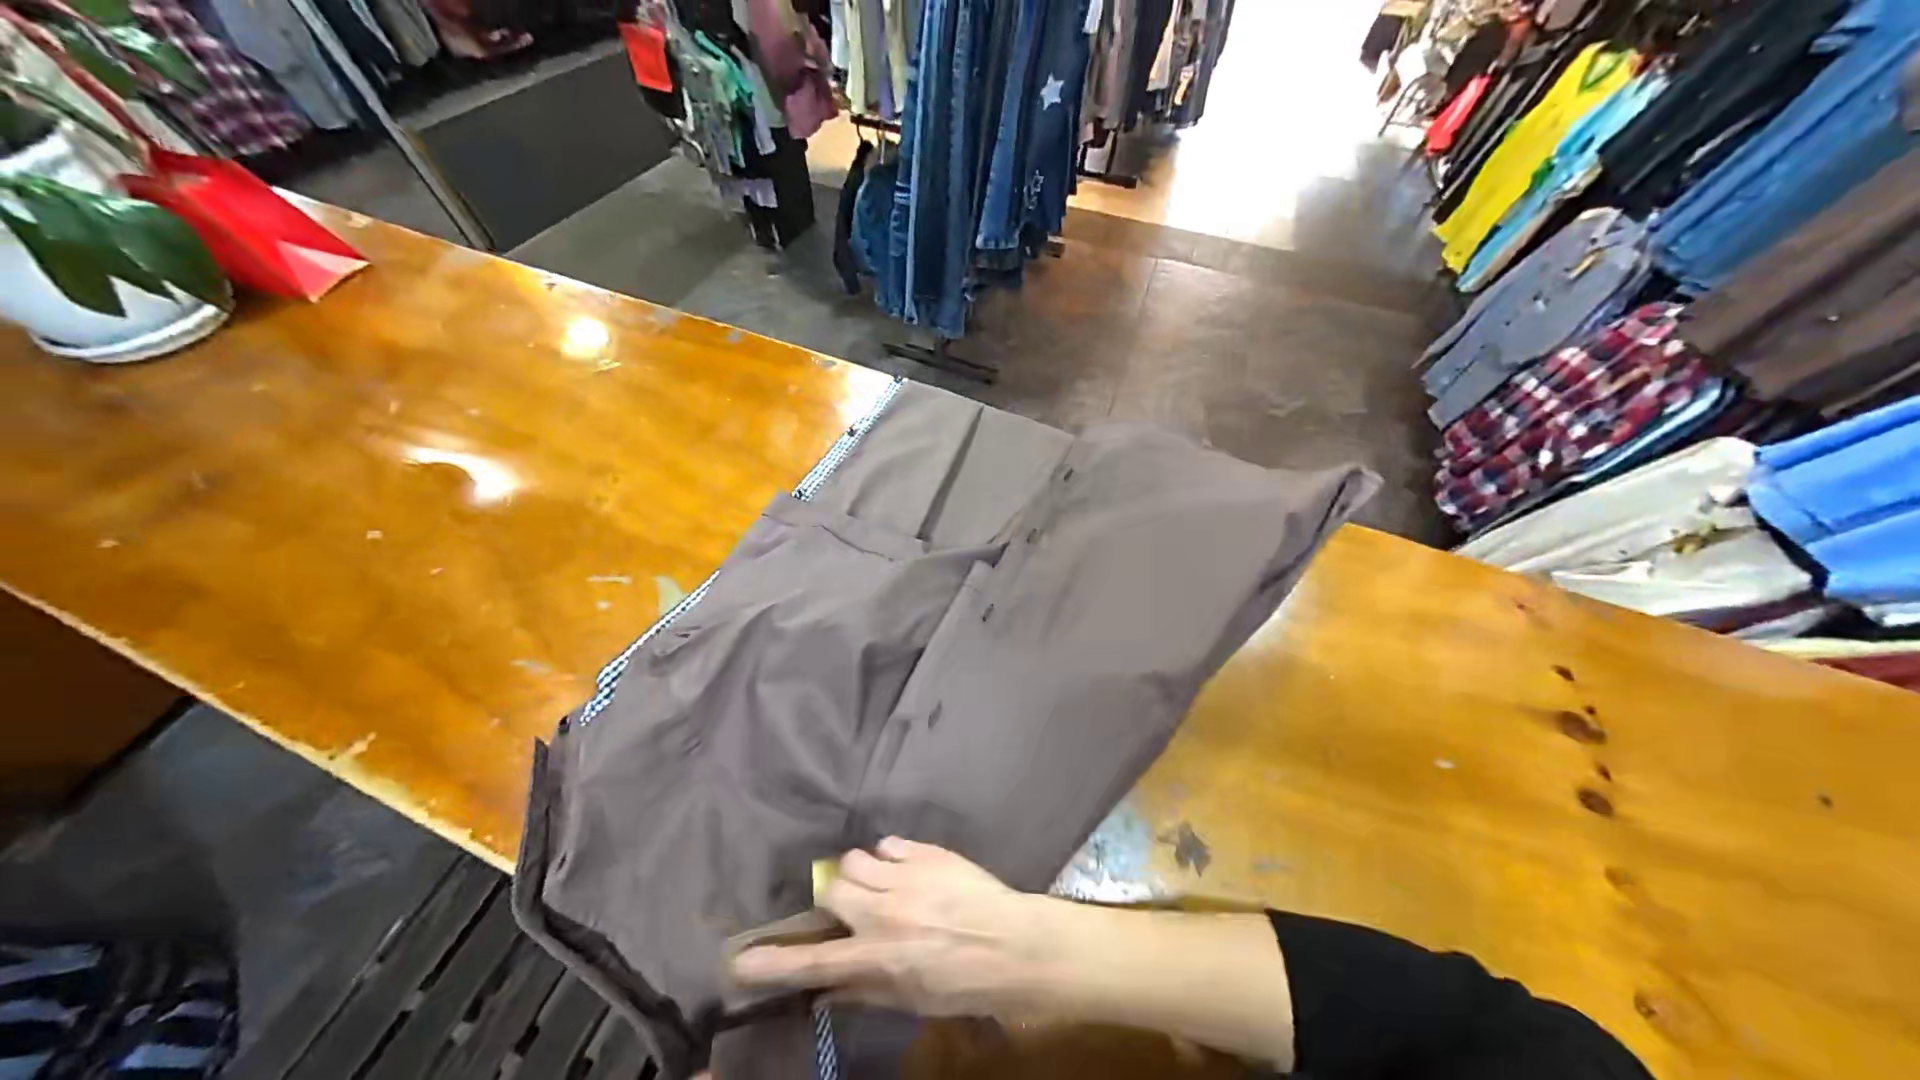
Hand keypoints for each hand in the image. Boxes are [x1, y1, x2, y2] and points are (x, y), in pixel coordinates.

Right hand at [731, 836, 1061, 1015]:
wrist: (1013, 942)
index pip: (814, 962)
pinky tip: (907, 870)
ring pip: (855, 859)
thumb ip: (865, 990)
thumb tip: (826, 988)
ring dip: (861, 874)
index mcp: (879, 957)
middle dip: (836, 899)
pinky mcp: (926, 852)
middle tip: (854, 909)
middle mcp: (884, 913)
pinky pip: (888, 843)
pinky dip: (890, 857)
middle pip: (832, 889)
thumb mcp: (913, 1000)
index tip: (740, 961)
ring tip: (881, 885)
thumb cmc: (964, 983)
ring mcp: (906, 877)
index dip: (774, 963)